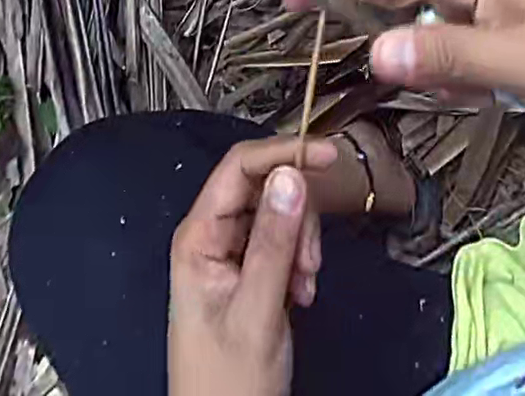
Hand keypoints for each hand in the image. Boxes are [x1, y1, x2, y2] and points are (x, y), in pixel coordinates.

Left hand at [168, 136, 337, 395]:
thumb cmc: (226, 386)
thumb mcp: (256, 311)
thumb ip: (274, 241)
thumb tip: (290, 175)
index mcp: (199, 235)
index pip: (240, 166)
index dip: (283, 152)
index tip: (326, 154)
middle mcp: (212, 234)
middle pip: (263, 186)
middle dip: (297, 215)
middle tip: (310, 256)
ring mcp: (230, 250)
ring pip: (278, 212)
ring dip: (301, 242)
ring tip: (303, 284)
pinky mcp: (248, 266)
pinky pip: (282, 238)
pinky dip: (299, 259)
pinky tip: (300, 291)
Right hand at [332, 0, 524, 123]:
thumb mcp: (520, 61)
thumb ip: (446, 55)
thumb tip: (376, 52)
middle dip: (372, 22)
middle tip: (349, 49)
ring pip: (417, 23)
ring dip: (422, 58)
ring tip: (470, 90)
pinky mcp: (486, 24)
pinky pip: (444, 43)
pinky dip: (448, 70)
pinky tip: (481, 92)